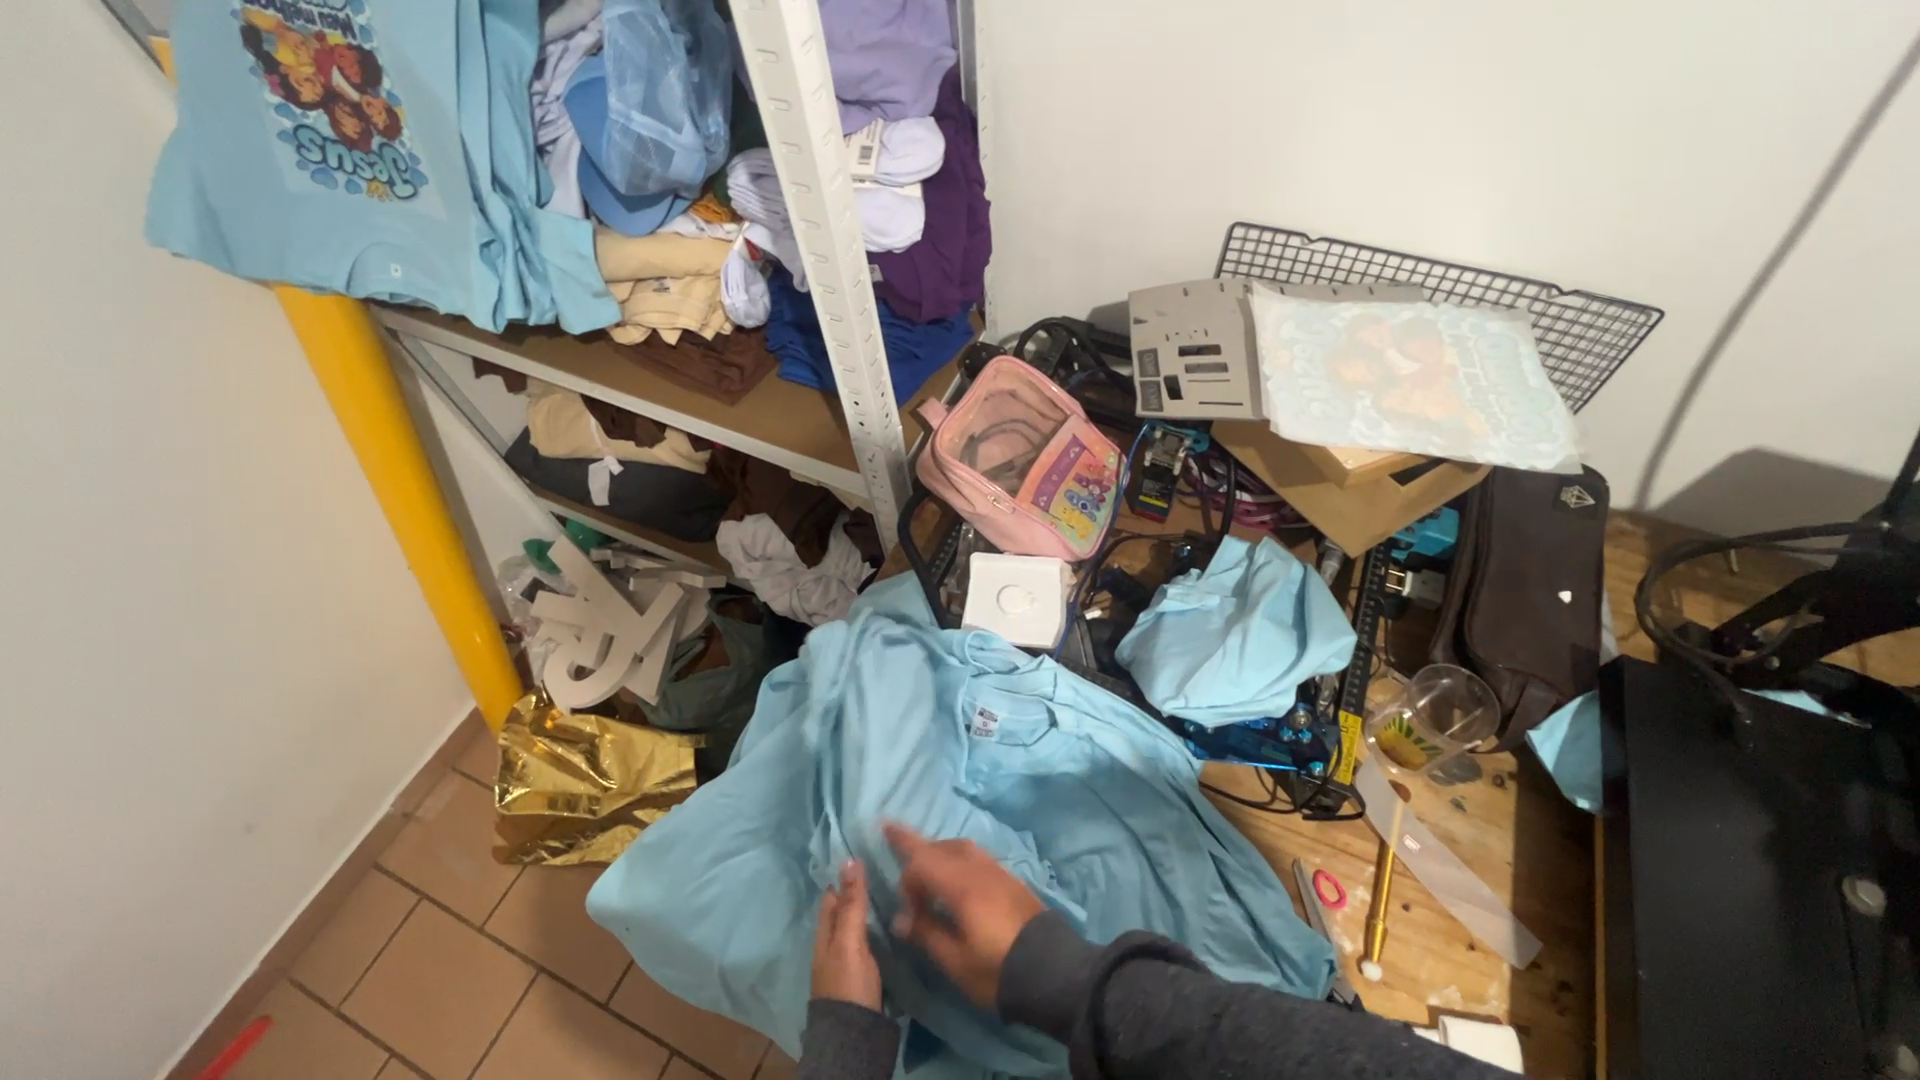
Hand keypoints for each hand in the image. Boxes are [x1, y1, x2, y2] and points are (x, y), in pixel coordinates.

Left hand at [811, 860, 882, 1009]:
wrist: (855, 1035)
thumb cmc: (848, 984)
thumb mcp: (849, 941)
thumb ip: (851, 905)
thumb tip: (849, 860)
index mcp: (825, 933)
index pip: (833, 894)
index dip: (846, 874)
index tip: (867, 851)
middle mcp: (834, 942)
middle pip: (846, 909)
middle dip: (861, 889)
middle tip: (889, 867)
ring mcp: (849, 958)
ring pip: (860, 924)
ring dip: (873, 908)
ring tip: (897, 888)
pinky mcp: (865, 971)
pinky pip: (871, 939)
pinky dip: (880, 926)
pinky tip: (897, 920)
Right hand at [884, 822, 1046, 1008]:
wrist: (1052, 970)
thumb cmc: (996, 969)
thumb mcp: (955, 960)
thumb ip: (926, 933)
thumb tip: (902, 919)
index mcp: (961, 885)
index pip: (921, 859)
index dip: (903, 866)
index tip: (899, 901)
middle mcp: (978, 868)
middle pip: (940, 847)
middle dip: (917, 851)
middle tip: (898, 853)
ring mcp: (997, 871)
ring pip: (960, 848)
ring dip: (938, 853)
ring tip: (925, 871)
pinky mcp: (1010, 880)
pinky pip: (975, 856)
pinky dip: (956, 859)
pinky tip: (954, 879)